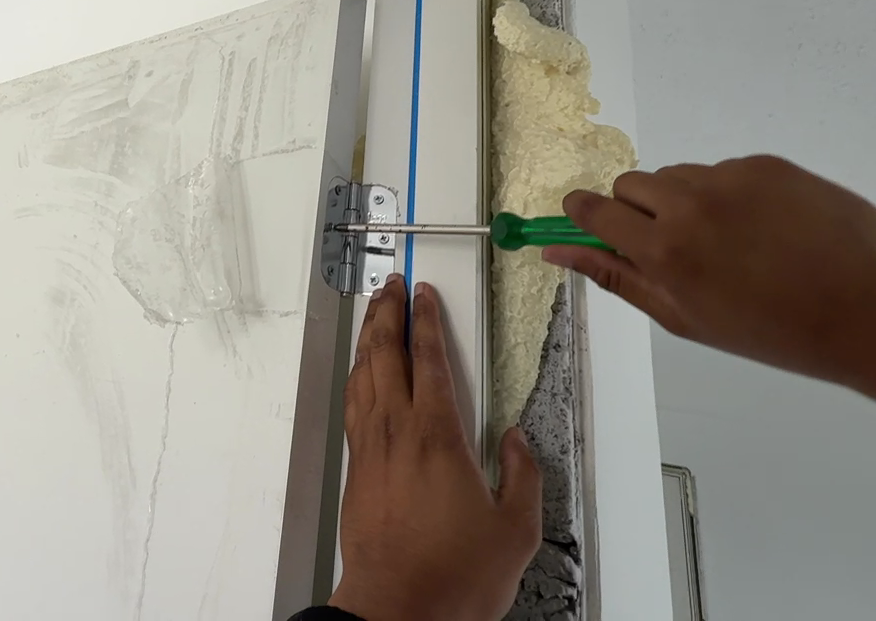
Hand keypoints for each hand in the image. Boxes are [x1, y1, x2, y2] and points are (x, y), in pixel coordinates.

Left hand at [329, 275, 539, 620]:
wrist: (398, 603)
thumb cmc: (453, 572)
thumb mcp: (515, 530)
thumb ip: (521, 475)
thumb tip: (516, 440)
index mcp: (436, 434)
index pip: (429, 358)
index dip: (427, 319)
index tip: (425, 293)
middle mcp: (396, 426)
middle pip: (386, 350)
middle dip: (388, 310)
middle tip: (392, 285)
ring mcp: (370, 440)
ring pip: (364, 369)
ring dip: (369, 333)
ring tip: (375, 310)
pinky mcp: (356, 458)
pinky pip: (354, 398)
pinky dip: (358, 370)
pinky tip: (362, 366)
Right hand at [545, 155, 875, 478]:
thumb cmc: (776, 333)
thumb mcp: (685, 318)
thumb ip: (615, 277)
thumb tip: (553, 251)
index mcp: (664, 250)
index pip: (590, 208)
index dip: (583, 214)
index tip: (592, 224)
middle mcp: (689, 206)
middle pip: (629, 184)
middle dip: (639, 210)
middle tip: (678, 245)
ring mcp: (733, 180)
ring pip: (677, 175)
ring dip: (685, 200)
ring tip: (734, 239)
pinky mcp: (771, 165)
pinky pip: (724, 170)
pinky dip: (731, 193)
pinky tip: (770, 227)